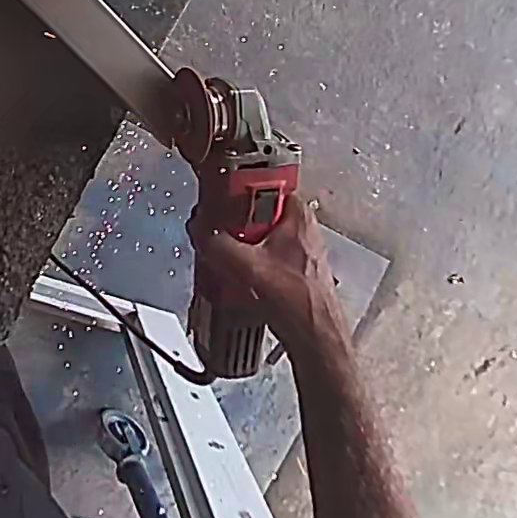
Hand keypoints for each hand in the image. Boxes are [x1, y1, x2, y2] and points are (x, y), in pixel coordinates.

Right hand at [188, 193, 350, 361]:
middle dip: (234, 218)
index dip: (239, 185)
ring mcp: (298, 246)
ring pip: (259, 230)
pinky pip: (263, 250)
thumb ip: (218, 244)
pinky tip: (238, 272)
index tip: (220, 191)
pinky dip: (249, 256)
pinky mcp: (292, 264)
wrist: (315, 336)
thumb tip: (201, 232)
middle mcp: (301, 226)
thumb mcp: (249, 267)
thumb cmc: (300, 302)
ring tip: (224, 250)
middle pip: (257, 208)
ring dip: (240, 239)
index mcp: (297, 215)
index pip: (264, 182)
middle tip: (217, 226)